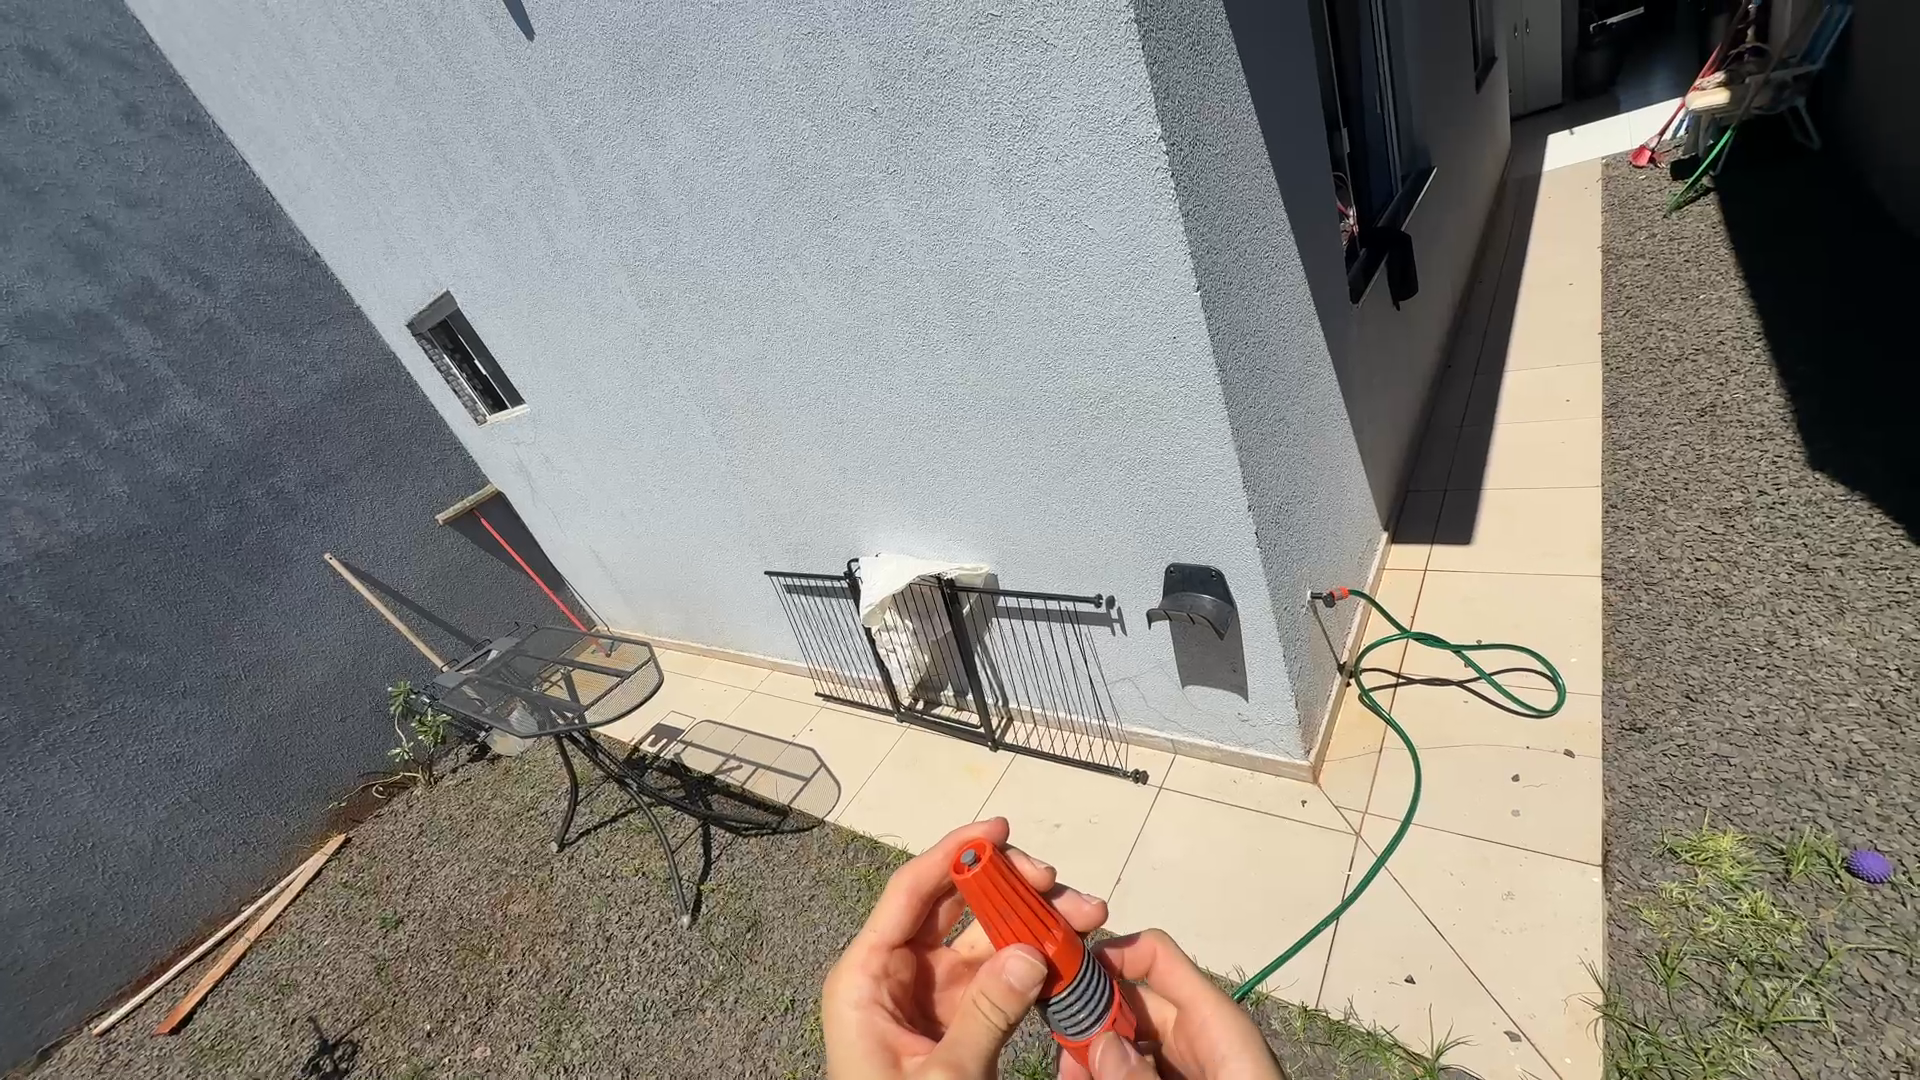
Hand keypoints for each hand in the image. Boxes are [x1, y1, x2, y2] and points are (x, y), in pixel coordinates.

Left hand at [822, 817, 1109, 1078]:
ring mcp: (932, 991)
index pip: (911, 891)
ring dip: (1032, 920)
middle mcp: (898, 969)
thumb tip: (1031, 952)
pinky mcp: (958, 1016)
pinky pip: (999, 973)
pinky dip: (1033, 959)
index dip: (954, 852)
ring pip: (985, 935)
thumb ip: (985, 1015)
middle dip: (1007, 885)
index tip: (998, 829)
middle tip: (1054, 880)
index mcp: (868, 973)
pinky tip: (1069, 950)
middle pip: (954, 906)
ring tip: (1085, 912)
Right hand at [1060, 930, 1286, 1079]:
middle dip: (1092, 1023)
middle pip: (1132, 1003)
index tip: (1068, 984)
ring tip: (1070, 1079)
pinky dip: (1113, 1076)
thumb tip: (1101, 1045)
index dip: (1112, 955)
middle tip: (1063, 1063)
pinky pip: (1138, 1073)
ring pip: (1129, 1043)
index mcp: (1215, 1021)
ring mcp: (1190, 1068)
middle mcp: (1200, 1036)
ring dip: (1096, 1058)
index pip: (1157, 955)